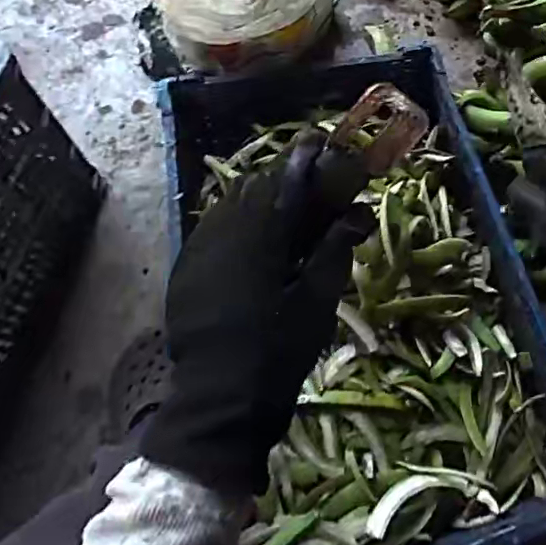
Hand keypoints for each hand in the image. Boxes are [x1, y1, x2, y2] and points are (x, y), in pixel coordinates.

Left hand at [140, 129, 372, 496]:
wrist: (219, 404)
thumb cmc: (278, 351)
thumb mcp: (319, 300)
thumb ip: (337, 248)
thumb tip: (360, 211)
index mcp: (259, 239)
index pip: (284, 180)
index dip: (304, 156)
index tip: (321, 140)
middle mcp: (222, 235)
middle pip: (254, 184)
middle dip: (282, 174)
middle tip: (309, 178)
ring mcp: (197, 251)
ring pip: (228, 203)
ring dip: (258, 194)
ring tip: (283, 203)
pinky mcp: (185, 269)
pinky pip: (211, 226)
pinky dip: (235, 217)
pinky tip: (252, 234)